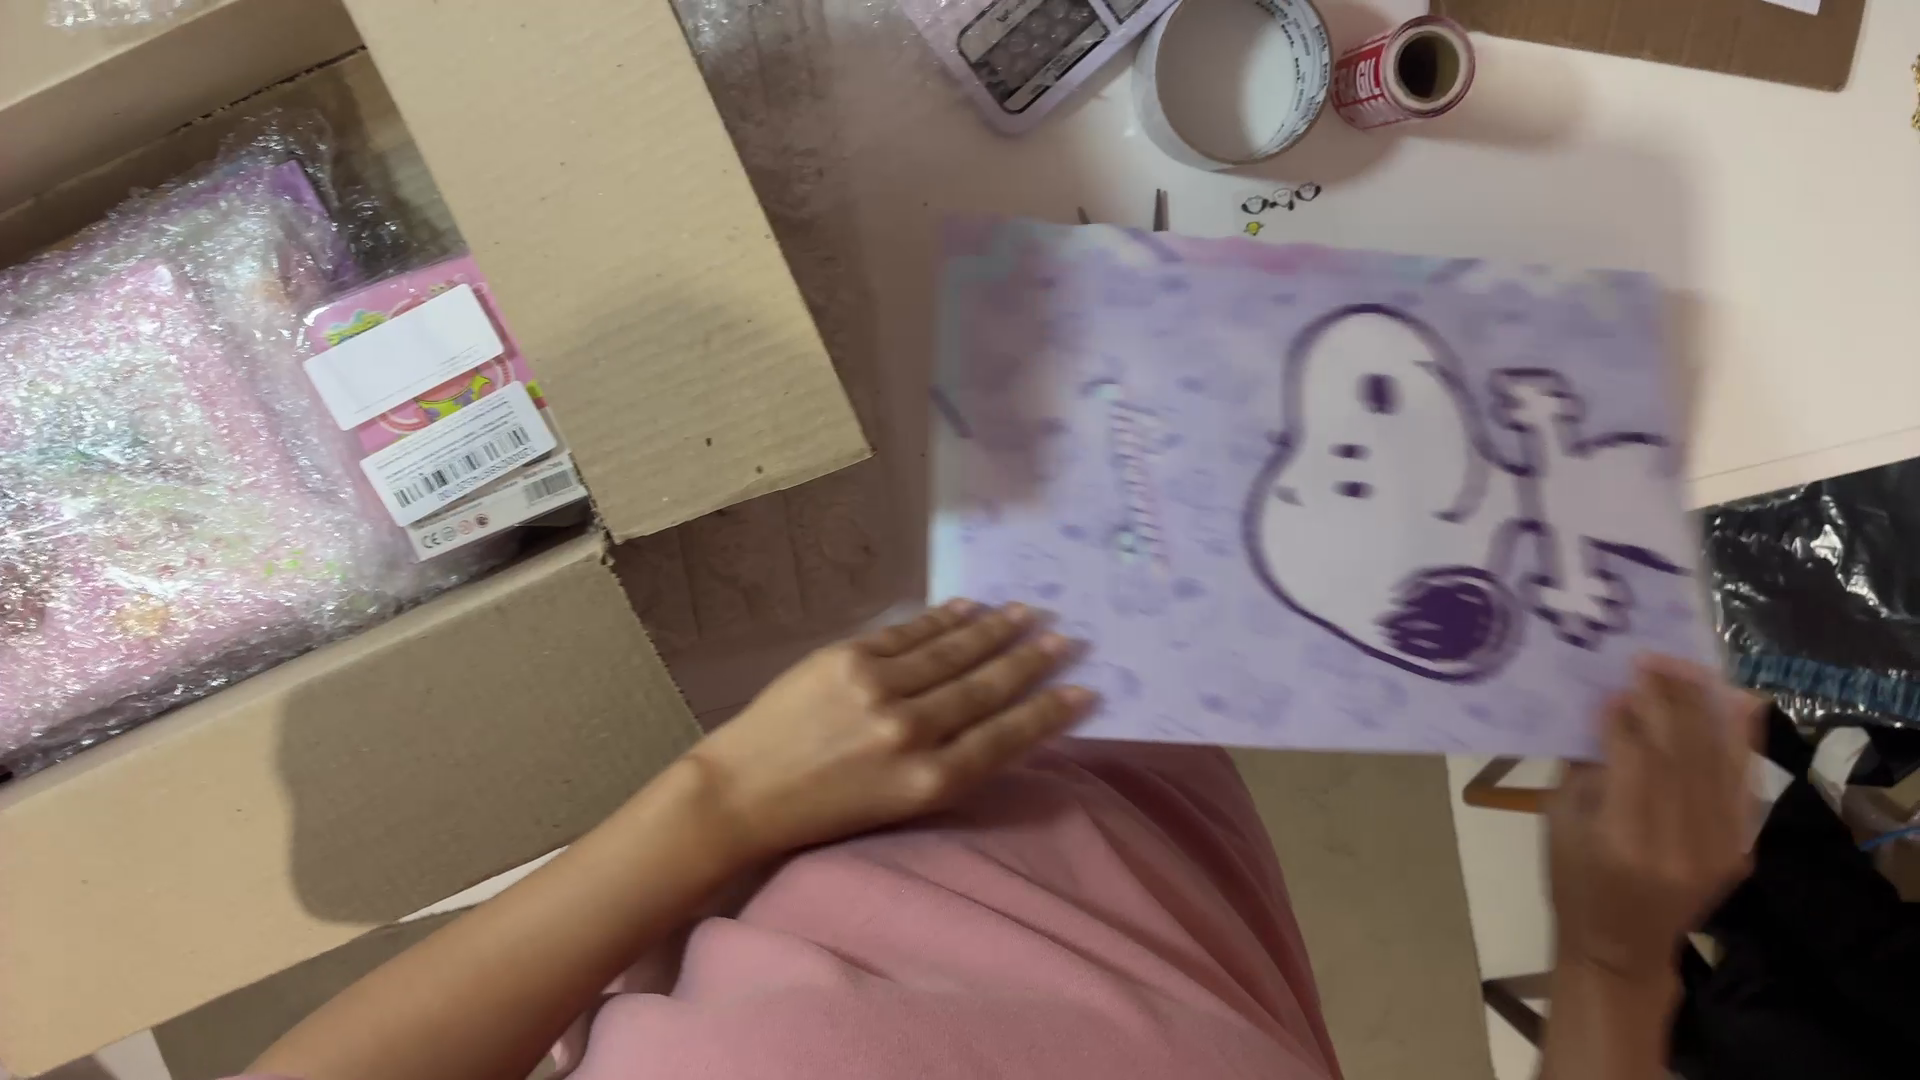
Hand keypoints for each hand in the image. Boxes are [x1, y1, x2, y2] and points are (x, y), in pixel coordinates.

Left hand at [683, 599, 1094, 863]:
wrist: (744, 791)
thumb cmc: (827, 809)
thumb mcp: (900, 806)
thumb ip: (951, 763)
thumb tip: (999, 717)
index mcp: (928, 782)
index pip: (1006, 738)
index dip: (1048, 713)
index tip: (1083, 690)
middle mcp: (912, 732)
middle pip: (987, 688)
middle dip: (1031, 661)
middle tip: (1064, 639)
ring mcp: (879, 689)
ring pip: (954, 652)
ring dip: (995, 630)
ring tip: (1025, 613)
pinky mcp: (849, 657)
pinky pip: (910, 632)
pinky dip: (943, 618)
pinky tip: (968, 607)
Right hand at [1549, 655, 1762, 984]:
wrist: (1620, 942)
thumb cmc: (1570, 877)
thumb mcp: (1559, 821)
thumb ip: (1586, 771)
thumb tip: (1608, 714)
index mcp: (1619, 839)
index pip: (1635, 765)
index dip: (1627, 720)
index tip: (1615, 682)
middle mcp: (1678, 845)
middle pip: (1683, 759)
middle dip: (1669, 703)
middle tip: (1652, 660)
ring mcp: (1719, 850)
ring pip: (1719, 767)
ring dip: (1705, 712)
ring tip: (1690, 670)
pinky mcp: (1741, 850)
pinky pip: (1740, 787)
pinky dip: (1740, 743)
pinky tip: (1736, 707)